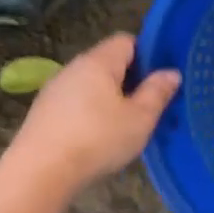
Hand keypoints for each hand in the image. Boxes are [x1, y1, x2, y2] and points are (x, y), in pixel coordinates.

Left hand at [4, 34, 180, 193]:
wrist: (42, 171)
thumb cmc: (99, 138)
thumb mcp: (140, 118)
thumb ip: (157, 92)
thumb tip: (171, 72)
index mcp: (98, 63)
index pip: (126, 41)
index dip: (148, 53)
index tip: (164, 77)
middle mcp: (73, 68)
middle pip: (109, 62)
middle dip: (133, 78)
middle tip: (154, 103)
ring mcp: (56, 89)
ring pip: (93, 83)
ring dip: (114, 96)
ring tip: (131, 122)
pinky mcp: (46, 111)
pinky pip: (79, 100)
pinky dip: (95, 110)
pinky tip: (103, 134)